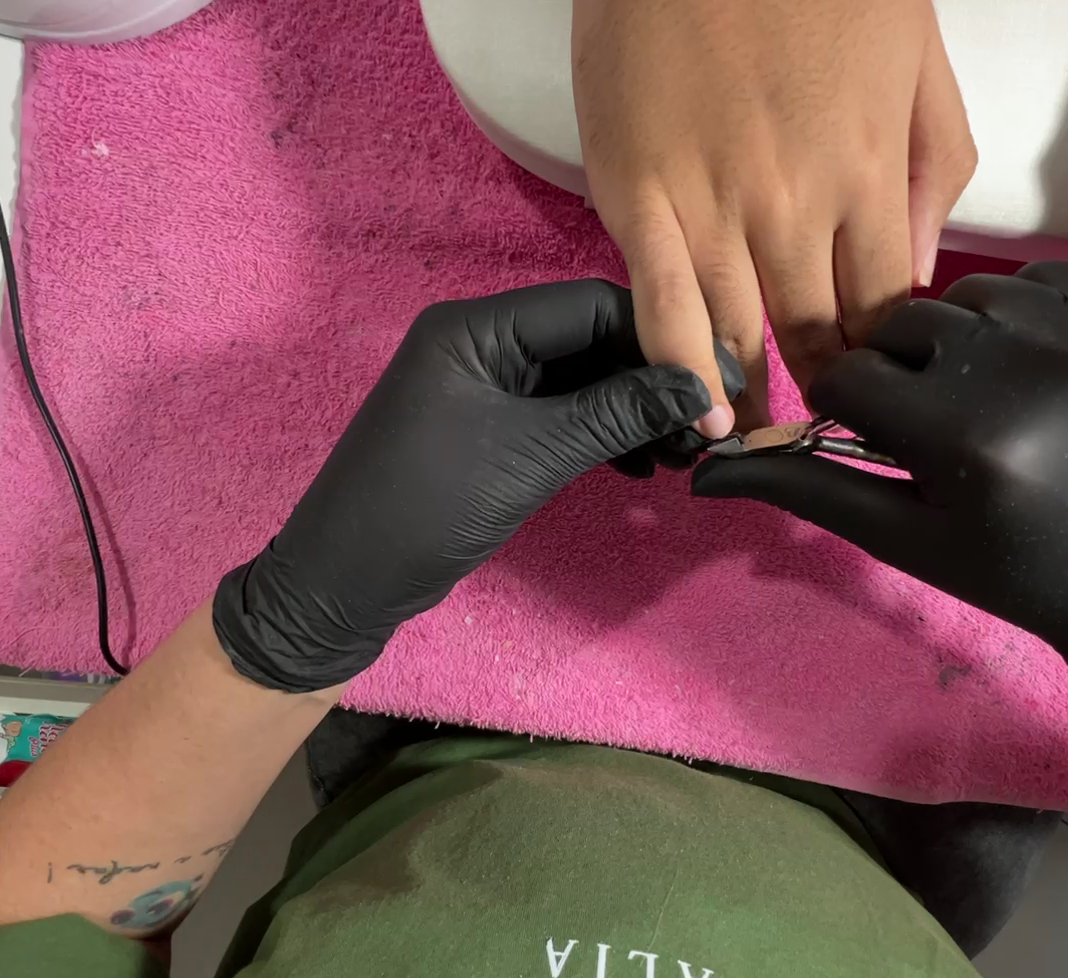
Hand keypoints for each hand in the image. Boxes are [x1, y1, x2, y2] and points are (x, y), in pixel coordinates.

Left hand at [213, 280, 709, 692]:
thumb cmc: (429, 505)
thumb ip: (615, 414)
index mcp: (477, 326)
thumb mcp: (529, 455)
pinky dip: (600, 438)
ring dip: (630, 415)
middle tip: (708, 425)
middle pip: (588, 344)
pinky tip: (640, 466)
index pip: (589, 307)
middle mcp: (483, 344)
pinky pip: (559, 419)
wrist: (349, 580)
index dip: (660, 343)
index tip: (719, 383)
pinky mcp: (492, 431)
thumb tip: (701, 390)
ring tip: (682, 453)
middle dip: (649, 383)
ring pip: (579, 385)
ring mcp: (487, 389)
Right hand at [572, 0, 975, 432]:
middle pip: (816, 336)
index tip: (874, 401)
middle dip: (821, 396)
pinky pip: (661, 311)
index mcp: (867, 168)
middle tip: (814, 435)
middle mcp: (794, 207)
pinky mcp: (641, 205)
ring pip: (739, 339)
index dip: (883, 367)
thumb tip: (925, 262)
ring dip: (750, 403)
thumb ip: (932, 157)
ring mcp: (712, 211)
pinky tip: (693, 416)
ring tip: (752, 444)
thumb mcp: (911, 45)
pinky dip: (679, 372)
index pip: (886, 305)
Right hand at [692, 263, 1067, 718]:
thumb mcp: (902, 539)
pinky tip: (1052, 368)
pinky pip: (1060, 278)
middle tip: (932, 414)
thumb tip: (704, 472)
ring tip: (991, 390)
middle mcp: (1051, 372)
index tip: (874, 432)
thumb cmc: (1016, 573)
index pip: (849, 376)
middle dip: (900, 367)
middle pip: (909, 322)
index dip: (844, 405)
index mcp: (974, 442)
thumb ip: (805, 488)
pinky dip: (1037, 317)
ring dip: (965, 337)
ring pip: (981, 291)